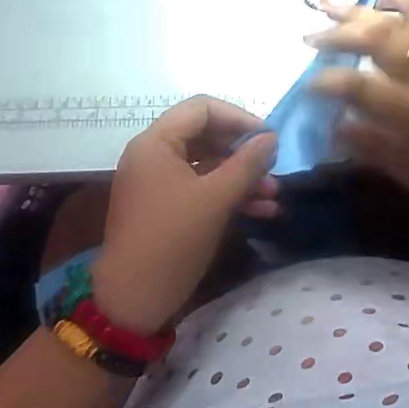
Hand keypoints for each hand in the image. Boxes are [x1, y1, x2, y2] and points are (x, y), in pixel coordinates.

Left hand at [92, 96, 277, 332]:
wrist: (133, 299)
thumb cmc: (173, 240)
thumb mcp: (217, 198)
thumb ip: (247, 163)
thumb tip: (271, 137)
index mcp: (156, 143)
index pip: (202, 108)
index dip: (239, 118)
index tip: (268, 139)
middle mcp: (153, 155)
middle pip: (206, 135)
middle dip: (243, 152)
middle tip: (274, 168)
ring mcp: (157, 182)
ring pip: (207, 164)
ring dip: (241, 176)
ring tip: (274, 196)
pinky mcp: (164, 206)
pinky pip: (200, 187)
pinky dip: (227, 194)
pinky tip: (260, 211)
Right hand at [308, 0, 408, 219]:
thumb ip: (372, 147)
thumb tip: (334, 124)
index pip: (364, 87)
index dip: (331, 82)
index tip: (308, 84)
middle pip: (380, 41)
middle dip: (340, 35)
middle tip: (309, 36)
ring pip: (399, 23)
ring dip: (362, 11)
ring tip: (328, 1)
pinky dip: (408, 1)